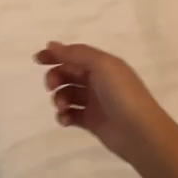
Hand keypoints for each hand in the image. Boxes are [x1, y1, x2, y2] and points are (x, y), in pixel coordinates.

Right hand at [36, 42, 177, 164]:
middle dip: (55, 77)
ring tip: (62, 106)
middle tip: (51, 86)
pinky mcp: (91, 122)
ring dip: (59, 98)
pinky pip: (71, 115)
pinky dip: (64, 116)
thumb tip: (52, 45)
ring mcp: (94, 102)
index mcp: (102, 65)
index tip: (37, 59)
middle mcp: (98, 81)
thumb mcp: (101, 65)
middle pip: (68, 74)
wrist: (140, 132)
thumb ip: (76, 54)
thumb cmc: (122, 94)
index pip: (74, 55)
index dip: (55, 55)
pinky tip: (65, 119)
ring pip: (67, 94)